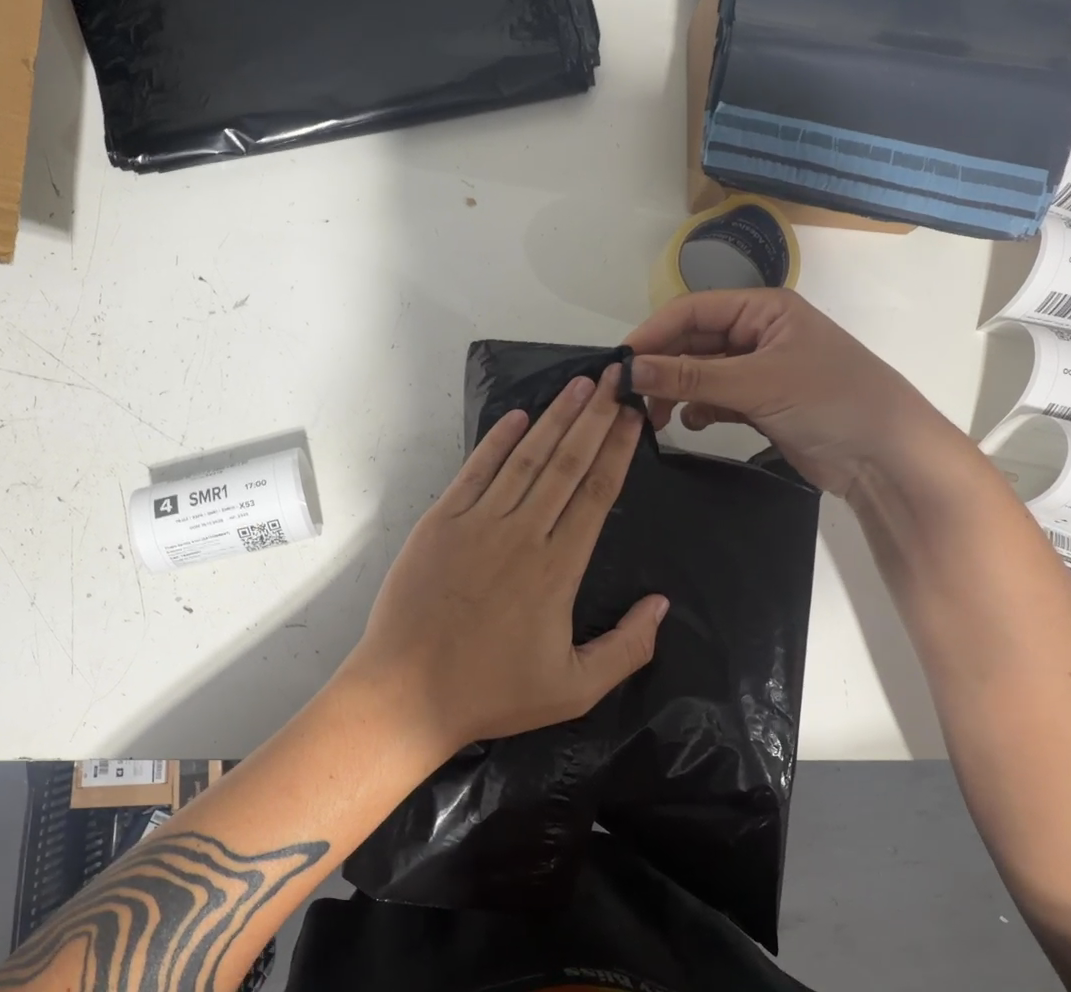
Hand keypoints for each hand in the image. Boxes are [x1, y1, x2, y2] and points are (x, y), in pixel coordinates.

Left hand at [335, 364, 667, 758]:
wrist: (407, 692)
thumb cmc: (491, 692)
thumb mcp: (574, 689)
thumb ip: (626, 648)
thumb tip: (662, 605)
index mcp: (558, 569)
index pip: (597, 494)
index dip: (618, 450)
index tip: (633, 416)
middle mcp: (521, 534)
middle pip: (567, 464)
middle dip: (594, 417)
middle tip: (614, 378)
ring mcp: (476, 524)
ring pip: (525, 459)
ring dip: (554, 419)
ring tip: (578, 385)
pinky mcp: (440, 523)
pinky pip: (474, 472)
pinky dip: (496, 442)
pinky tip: (517, 417)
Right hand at [624, 289, 960, 498]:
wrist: (887, 457)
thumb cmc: (830, 401)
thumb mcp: (756, 383)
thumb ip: (690, 376)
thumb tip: (630, 369)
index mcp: (763, 310)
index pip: (692, 311)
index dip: (653, 333)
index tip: (621, 363)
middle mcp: (758, 333)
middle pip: (692, 342)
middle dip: (661, 367)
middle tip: (629, 397)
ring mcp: (759, 370)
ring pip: (699, 373)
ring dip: (675, 392)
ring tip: (654, 419)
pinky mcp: (760, 404)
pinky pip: (713, 399)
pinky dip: (697, 410)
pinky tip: (690, 425)